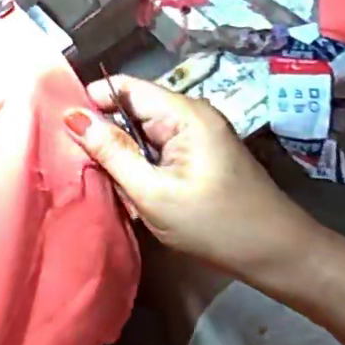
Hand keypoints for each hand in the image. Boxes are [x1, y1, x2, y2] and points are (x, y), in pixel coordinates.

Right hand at [65, 75, 326, 284]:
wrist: (280, 257)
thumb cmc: (217, 225)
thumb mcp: (153, 193)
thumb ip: (111, 152)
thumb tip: (72, 116)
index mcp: (183, 113)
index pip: (123, 86)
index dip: (91, 101)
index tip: (64, 130)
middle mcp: (189, 114)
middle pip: (129, 109)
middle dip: (106, 136)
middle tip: (88, 169)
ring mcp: (196, 134)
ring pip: (139, 132)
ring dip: (122, 157)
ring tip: (114, 186)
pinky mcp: (197, 154)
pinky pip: (155, 149)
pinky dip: (139, 168)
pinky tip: (136, 194)